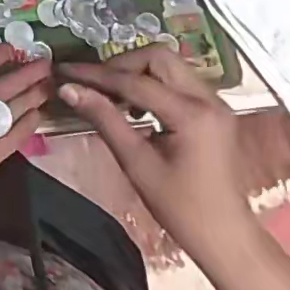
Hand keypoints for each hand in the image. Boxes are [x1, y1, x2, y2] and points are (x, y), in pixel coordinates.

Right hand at [56, 45, 253, 250]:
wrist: (223, 232)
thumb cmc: (178, 206)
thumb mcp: (136, 163)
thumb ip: (104, 119)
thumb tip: (69, 90)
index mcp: (191, 113)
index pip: (134, 81)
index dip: (95, 75)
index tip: (65, 72)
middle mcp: (208, 97)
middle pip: (157, 57)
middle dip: (120, 65)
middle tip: (92, 84)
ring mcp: (215, 101)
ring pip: (169, 65)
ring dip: (135, 72)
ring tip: (109, 96)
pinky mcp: (213, 108)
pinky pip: (178, 80)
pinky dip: (151, 83)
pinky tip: (134, 107)